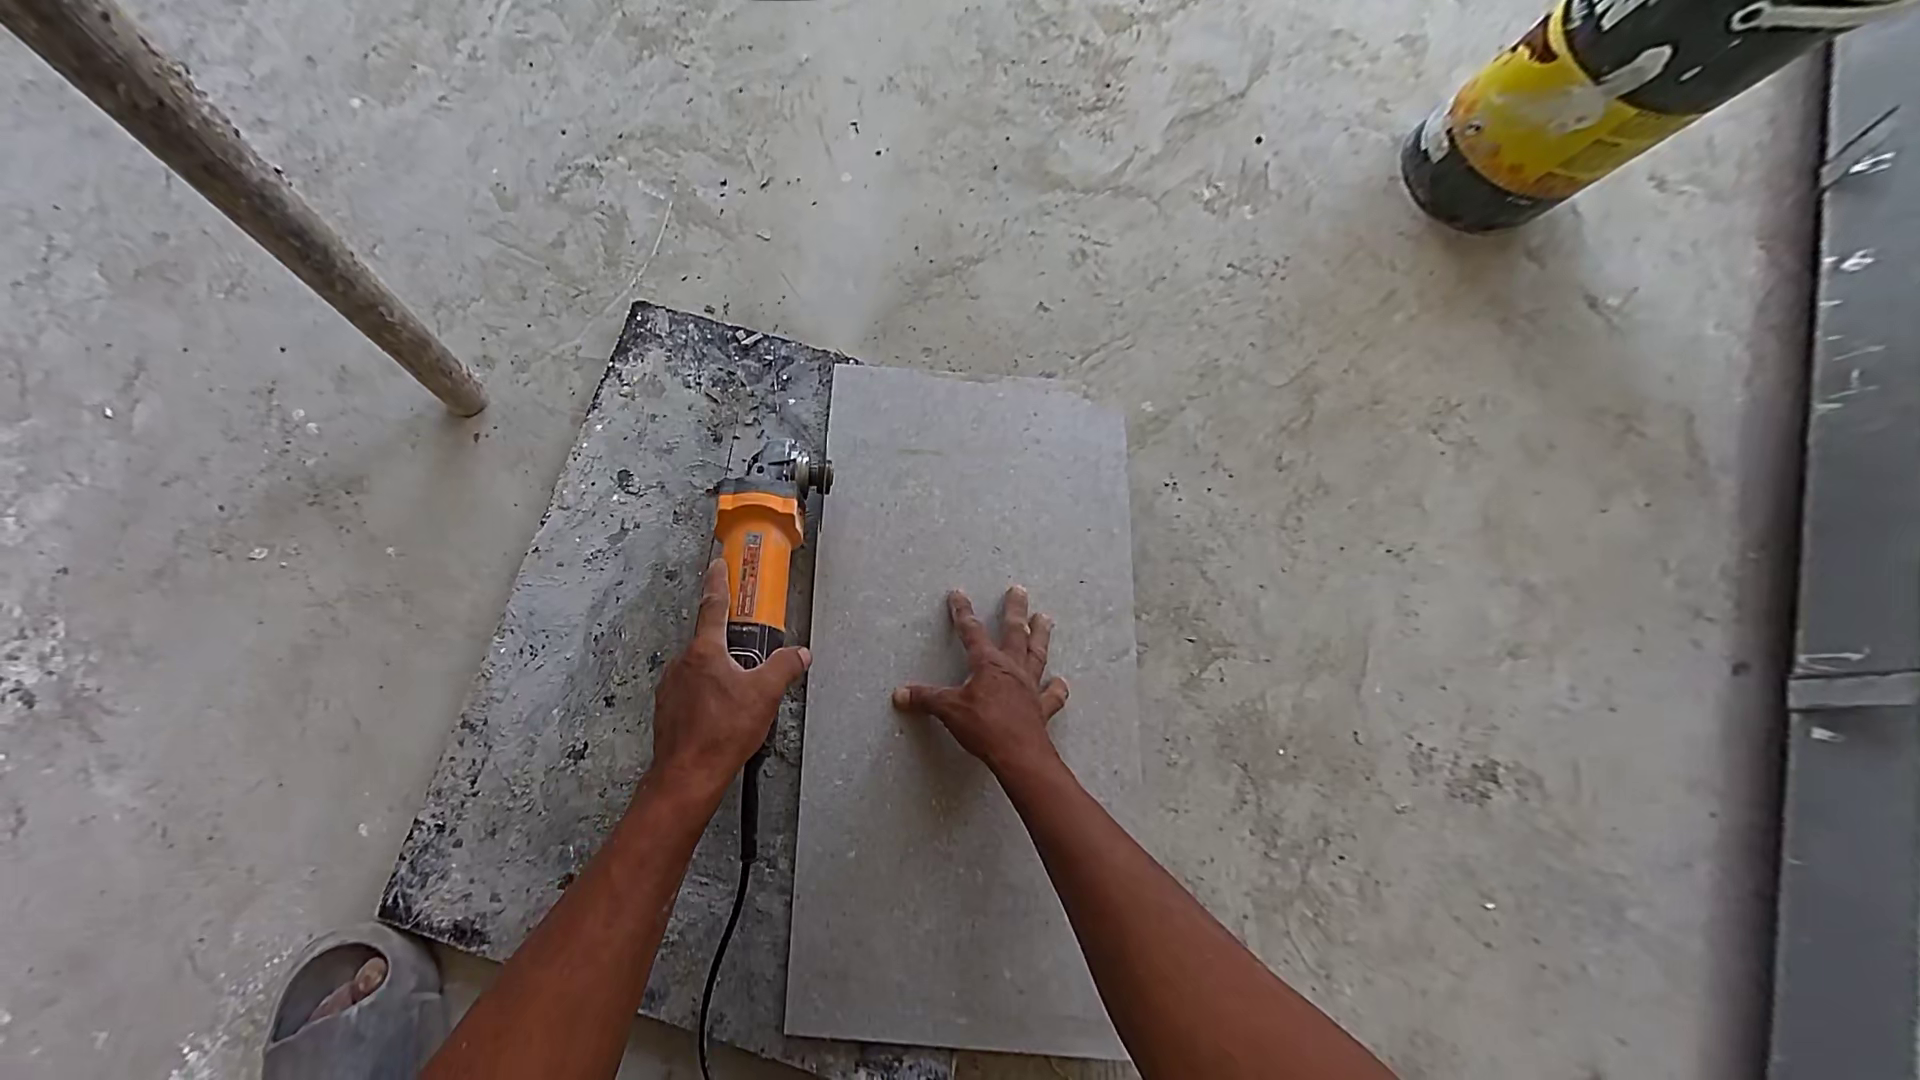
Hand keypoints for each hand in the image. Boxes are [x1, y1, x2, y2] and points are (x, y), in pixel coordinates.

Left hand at [651, 559, 810, 798]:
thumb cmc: (722, 733)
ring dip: (720, 670)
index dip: (718, 582)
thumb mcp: (765, 694)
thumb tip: (800, 654)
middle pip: (710, 639)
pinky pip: (692, 688)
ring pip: (700, 666)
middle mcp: (683, 664)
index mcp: (706, 652)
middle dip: (730, 642)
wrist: (688, 774)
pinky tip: (723, 712)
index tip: (718, 565)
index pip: (713, 606)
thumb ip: (785, 667)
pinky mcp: (669, 708)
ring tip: (739, 693)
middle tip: (749, 652)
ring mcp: (672, 686)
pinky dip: (708, 691)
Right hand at [892, 586, 1069, 774]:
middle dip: (1014, 610)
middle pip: (1014, 632)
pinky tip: (1061, 682)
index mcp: (988, 663)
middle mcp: (1012, 668)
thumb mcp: (949, 710)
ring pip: (1037, 653)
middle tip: (1018, 590)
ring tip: (1044, 617)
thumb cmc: (985, 728)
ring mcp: (1030, 686)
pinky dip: (1057, 688)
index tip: (958, 595)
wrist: (1018, 754)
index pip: (971, 631)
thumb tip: (900, 694)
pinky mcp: (1041, 708)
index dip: (962, 612)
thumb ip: (925, 699)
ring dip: (1041, 635)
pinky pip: (1052, 695)